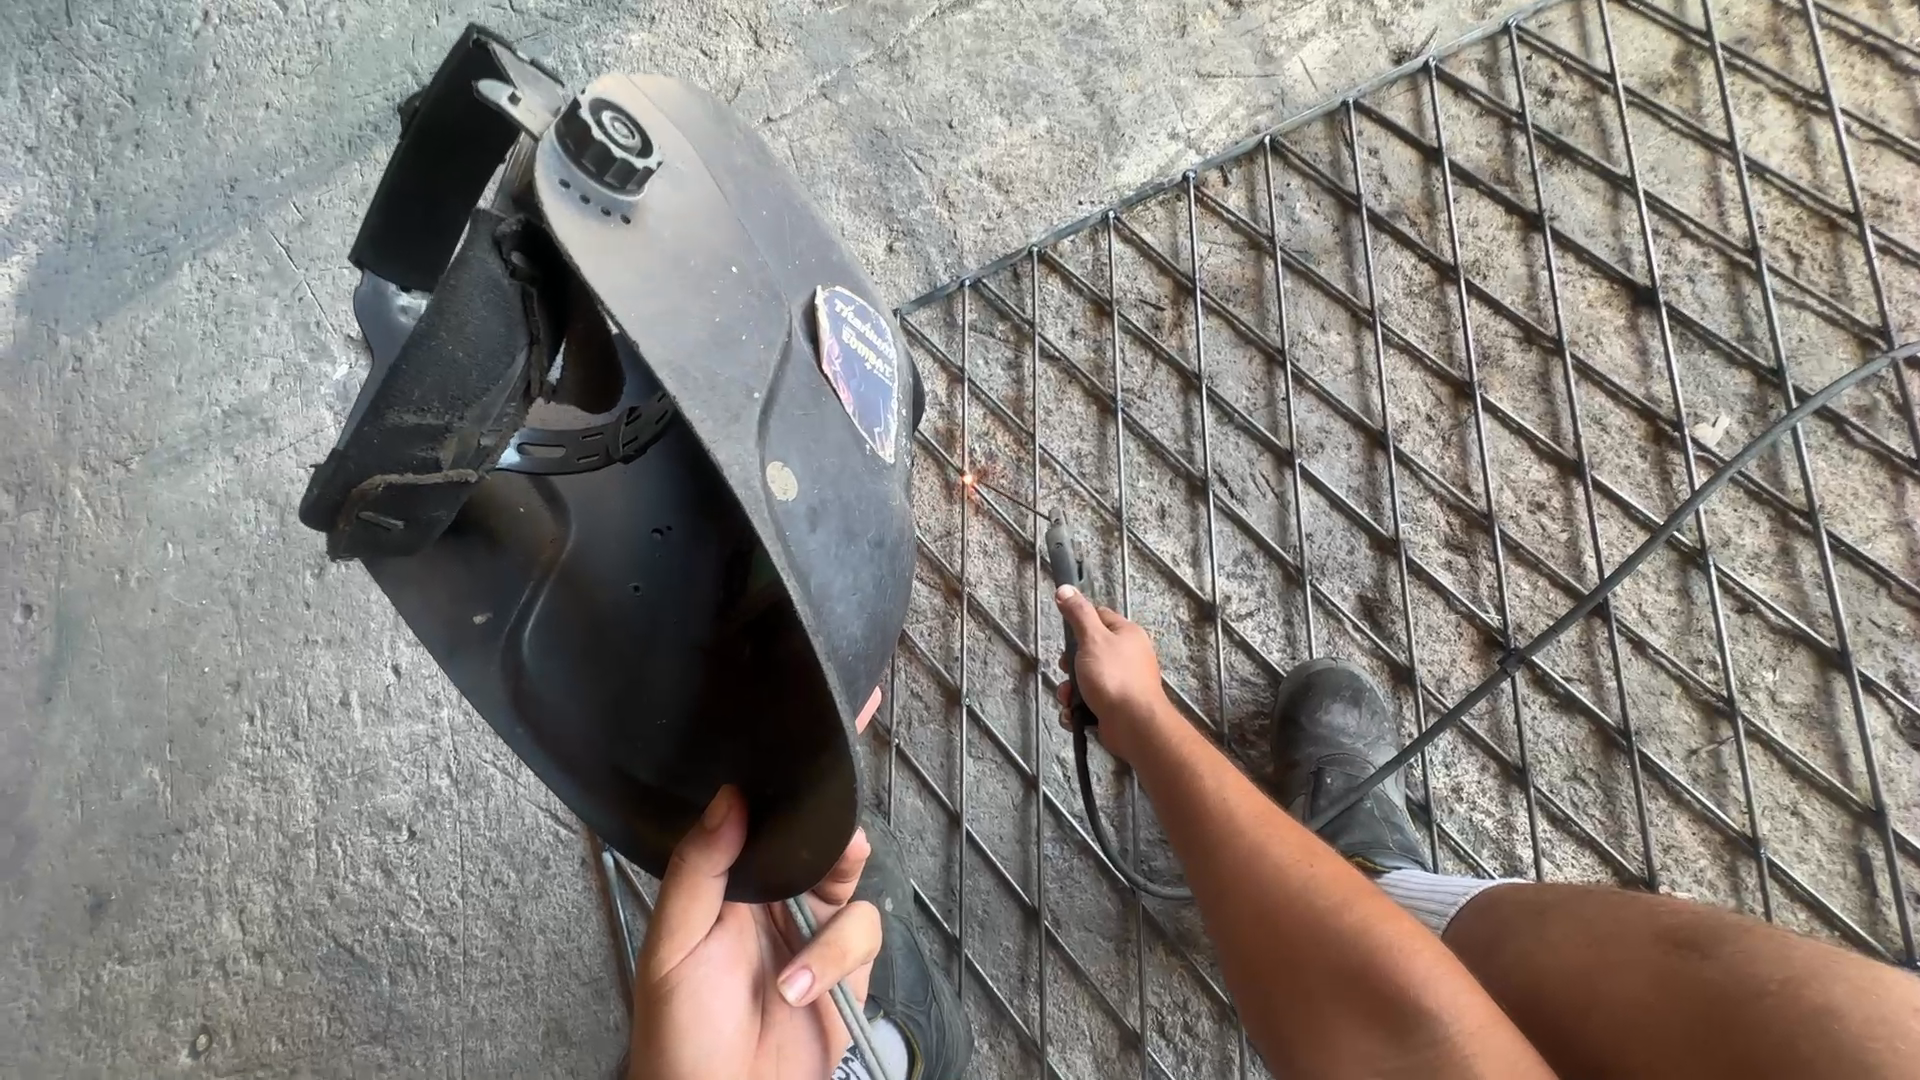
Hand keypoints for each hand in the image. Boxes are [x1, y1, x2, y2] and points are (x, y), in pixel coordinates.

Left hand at [629, 688, 885, 1079]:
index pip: (761, 806)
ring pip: (852, 868)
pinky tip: (801, 987)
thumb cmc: (679, 1035)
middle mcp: (776, 889)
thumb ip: (698, 869)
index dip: (789, 765)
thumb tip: (732, 794)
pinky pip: (864, 928)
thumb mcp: (672, 950)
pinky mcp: (848, 961)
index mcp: (731, 875)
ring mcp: (814, 923)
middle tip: (835, 823)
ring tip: (819, 907)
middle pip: (819, 827)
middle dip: (833, 819)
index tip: (824, 713)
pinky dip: (836, 955)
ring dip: (838, 886)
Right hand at [1053, 584, 1174, 763]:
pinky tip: (1074, 714)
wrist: (1134, 725)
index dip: (1079, 623)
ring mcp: (1122, 683)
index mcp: (1127, 634)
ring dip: (1071, 690)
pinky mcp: (1115, 706)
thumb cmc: (1114, 677)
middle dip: (1070, 664)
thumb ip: (1078, 613)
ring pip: (1085, 679)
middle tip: (1067, 669)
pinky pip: (1089, 702)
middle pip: (1088, 651)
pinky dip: (1078, 709)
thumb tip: (1065, 589)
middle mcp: (1127, 656)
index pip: (1099, 616)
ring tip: (1069, 698)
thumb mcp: (1092, 638)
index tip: (1067, 635)